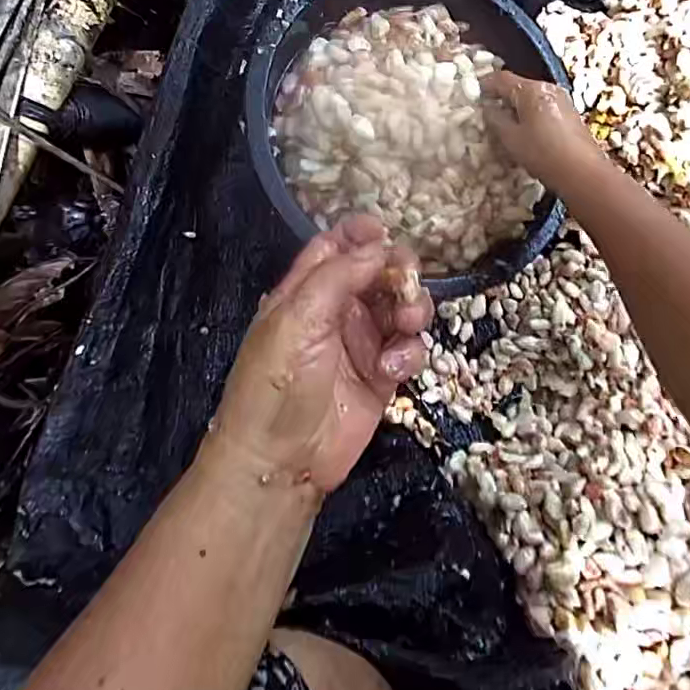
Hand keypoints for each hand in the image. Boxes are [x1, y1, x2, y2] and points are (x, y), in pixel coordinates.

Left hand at [204, 216, 431, 493]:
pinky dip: (409, 351)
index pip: (335, 247)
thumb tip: (379, 245)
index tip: (385, 229)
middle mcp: (337, 310)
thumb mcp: (298, 320)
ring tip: (406, 323)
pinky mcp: (383, 374)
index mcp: (306, 291)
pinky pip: (410, 347)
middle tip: (405, 284)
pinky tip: (392, 368)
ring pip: (402, 306)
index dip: (360, 233)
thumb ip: (338, 276)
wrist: (281, 461)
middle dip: (398, 271)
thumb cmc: (277, 383)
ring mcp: (362, 342)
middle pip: (378, 272)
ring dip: (412, 308)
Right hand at [481, 71, 605, 191]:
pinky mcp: (570, 114)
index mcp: (531, 90)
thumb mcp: (510, 138)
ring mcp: (562, 100)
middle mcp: (548, 88)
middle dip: (501, 97)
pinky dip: (530, 113)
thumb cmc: (542, 153)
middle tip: (487, 112)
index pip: (501, 78)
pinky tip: (526, 131)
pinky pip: (543, 106)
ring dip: (516, 106)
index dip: (485, 85)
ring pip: (531, 97)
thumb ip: (495, 119)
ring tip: (505, 124)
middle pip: (518, 86)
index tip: (474, 95)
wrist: (582, 172)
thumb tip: (489, 108)